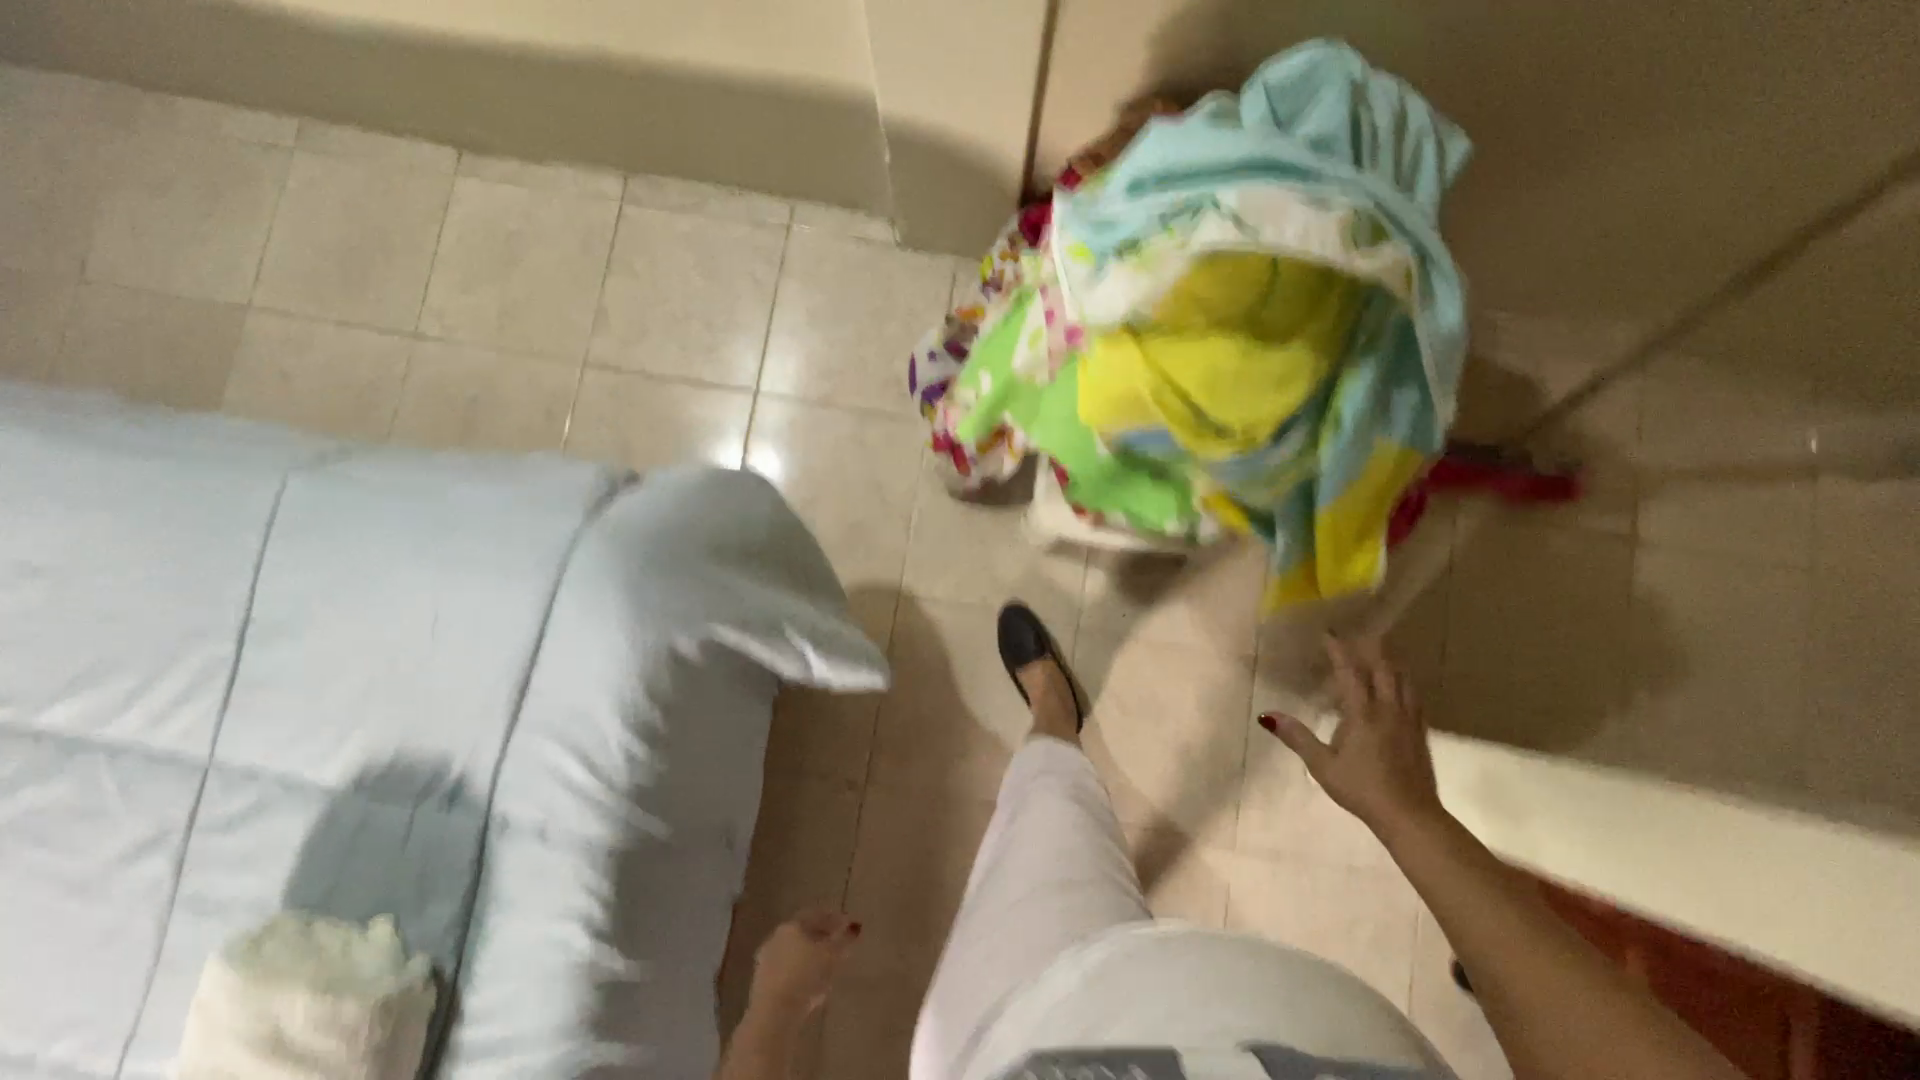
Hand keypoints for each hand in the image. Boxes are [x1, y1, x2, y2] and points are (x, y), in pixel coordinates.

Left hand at [747, 908, 860, 1019]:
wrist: (774, 1012)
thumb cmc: (806, 976)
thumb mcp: (832, 956)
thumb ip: (844, 940)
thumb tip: (853, 928)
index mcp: (792, 926)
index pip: (816, 916)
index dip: (833, 919)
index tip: (847, 926)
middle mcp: (776, 938)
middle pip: (803, 933)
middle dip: (821, 938)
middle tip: (838, 946)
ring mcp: (766, 961)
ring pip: (793, 953)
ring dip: (810, 957)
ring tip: (827, 968)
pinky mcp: (762, 983)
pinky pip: (787, 971)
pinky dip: (800, 973)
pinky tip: (812, 986)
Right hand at [1258, 637, 1443, 839]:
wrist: (1409, 815)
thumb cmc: (1361, 789)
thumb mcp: (1322, 765)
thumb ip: (1297, 737)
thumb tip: (1267, 715)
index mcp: (1363, 713)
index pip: (1350, 672)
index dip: (1339, 650)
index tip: (1328, 634)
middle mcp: (1389, 709)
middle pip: (1383, 668)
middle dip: (1370, 648)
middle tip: (1358, 635)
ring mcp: (1409, 720)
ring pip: (1403, 680)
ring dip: (1390, 663)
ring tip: (1380, 654)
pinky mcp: (1420, 733)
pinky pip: (1414, 697)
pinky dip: (1404, 683)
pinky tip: (1400, 689)